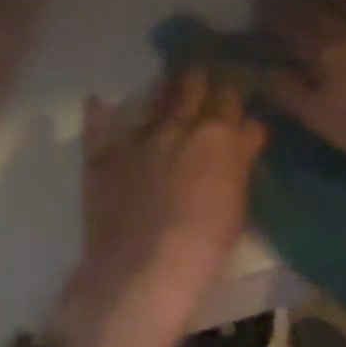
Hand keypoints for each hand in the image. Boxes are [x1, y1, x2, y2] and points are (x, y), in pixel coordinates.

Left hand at [46, 70, 265, 346]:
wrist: (144, 269)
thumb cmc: (205, 243)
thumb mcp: (238, 199)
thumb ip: (242, 157)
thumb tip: (248, 128)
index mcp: (218, 135)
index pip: (230, 98)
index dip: (231, 98)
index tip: (231, 101)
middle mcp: (180, 124)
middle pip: (193, 88)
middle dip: (199, 81)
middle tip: (200, 77)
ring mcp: (140, 136)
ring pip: (154, 98)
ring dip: (163, 90)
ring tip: (167, 82)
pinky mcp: (105, 154)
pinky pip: (98, 125)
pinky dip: (98, 113)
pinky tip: (97, 101)